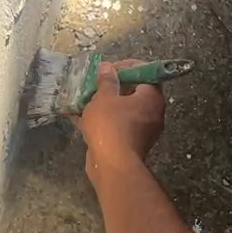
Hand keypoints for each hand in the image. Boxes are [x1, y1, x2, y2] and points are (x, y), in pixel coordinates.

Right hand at [77, 59, 165, 180]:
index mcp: (152, 98)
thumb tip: (107, 66)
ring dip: (104, 103)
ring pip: (123, 110)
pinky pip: (116, 125)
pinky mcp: (129, 143)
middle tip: (95, 83)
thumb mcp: (104, 97)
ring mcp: (142, 130)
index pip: (146, 73)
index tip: (109, 69)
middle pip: (134, 92)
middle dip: (112, 86)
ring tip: (84, 98)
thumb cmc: (111, 125)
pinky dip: (102, 120)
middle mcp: (152, 113)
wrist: (112, 166)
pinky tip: (79, 117)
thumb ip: (106, 80)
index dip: (127, 67)